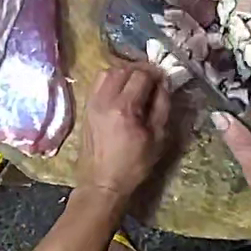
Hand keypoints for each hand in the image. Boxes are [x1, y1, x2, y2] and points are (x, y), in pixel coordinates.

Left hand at [76, 64, 171, 198]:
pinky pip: (98, 82)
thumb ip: (162, 106)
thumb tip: (163, 84)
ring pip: (107, 71)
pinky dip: (111, 79)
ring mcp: (92, 102)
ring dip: (124, 71)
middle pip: (122, 69)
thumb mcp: (157, 138)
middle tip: (153, 78)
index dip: (155, 73)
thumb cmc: (133, 164)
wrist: (101, 182)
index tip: (164, 79)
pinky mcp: (85, 106)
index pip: (141, 76)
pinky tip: (121, 89)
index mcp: (124, 108)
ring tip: (137, 82)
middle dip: (140, 69)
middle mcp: (104, 100)